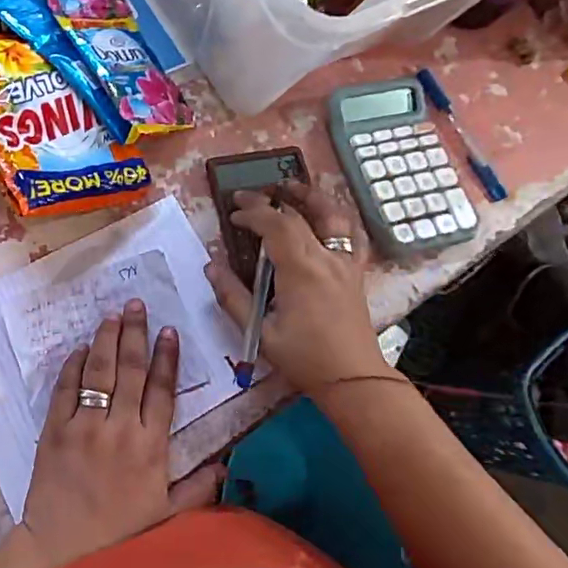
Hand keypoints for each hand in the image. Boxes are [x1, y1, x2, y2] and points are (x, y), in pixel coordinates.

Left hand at [17, 300, 223, 567]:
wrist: (61, 553)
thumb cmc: (119, 536)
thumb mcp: (167, 519)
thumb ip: (197, 490)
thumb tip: (225, 466)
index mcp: (151, 447)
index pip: (162, 390)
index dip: (166, 358)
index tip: (168, 331)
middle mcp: (120, 428)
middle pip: (130, 370)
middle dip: (135, 333)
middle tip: (137, 305)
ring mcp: (85, 425)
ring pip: (99, 371)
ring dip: (106, 339)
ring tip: (112, 314)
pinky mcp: (55, 429)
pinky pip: (65, 388)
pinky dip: (74, 365)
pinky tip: (81, 348)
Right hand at [204, 182, 392, 392]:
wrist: (353, 379)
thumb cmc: (305, 358)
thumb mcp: (261, 331)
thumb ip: (233, 297)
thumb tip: (211, 267)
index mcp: (301, 269)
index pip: (275, 224)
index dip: (252, 212)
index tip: (234, 214)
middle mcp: (327, 257)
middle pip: (299, 214)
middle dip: (270, 200)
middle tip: (248, 196)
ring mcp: (346, 262)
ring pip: (333, 214)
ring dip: (309, 197)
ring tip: (290, 188)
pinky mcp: (356, 272)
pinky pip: (352, 234)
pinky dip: (338, 218)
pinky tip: (327, 216)